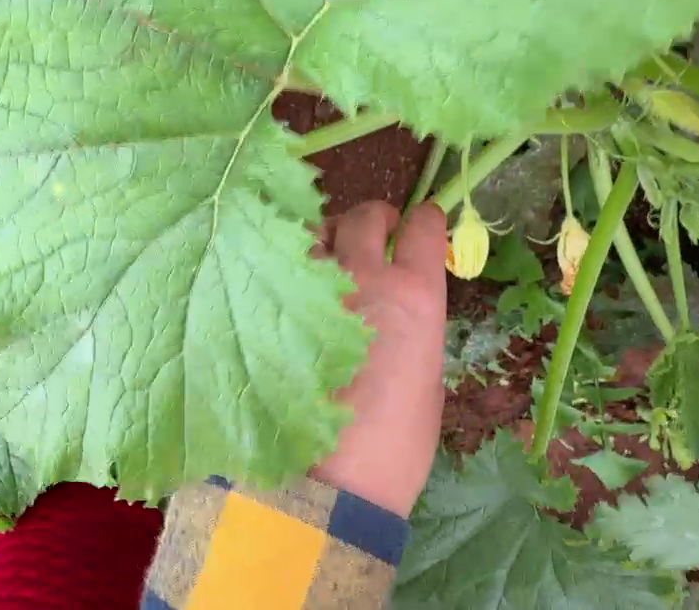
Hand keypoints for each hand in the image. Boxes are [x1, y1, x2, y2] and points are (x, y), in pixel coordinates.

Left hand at [310, 202, 448, 516]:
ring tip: (331, 250)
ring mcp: (314, 284)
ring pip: (318, 225)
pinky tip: (292, 274)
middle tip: (378, 231)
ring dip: (330, 230)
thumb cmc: (395, 446)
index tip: (423, 222)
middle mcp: (365, 275)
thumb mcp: (428, 378)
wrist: (332, 484)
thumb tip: (402, 305)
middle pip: (367, 215)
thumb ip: (414, 325)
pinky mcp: (271, 300)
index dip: (426, 220)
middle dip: (377, 217)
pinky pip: (281, 255)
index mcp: (415, 296)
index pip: (424, 228)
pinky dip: (292, 255)